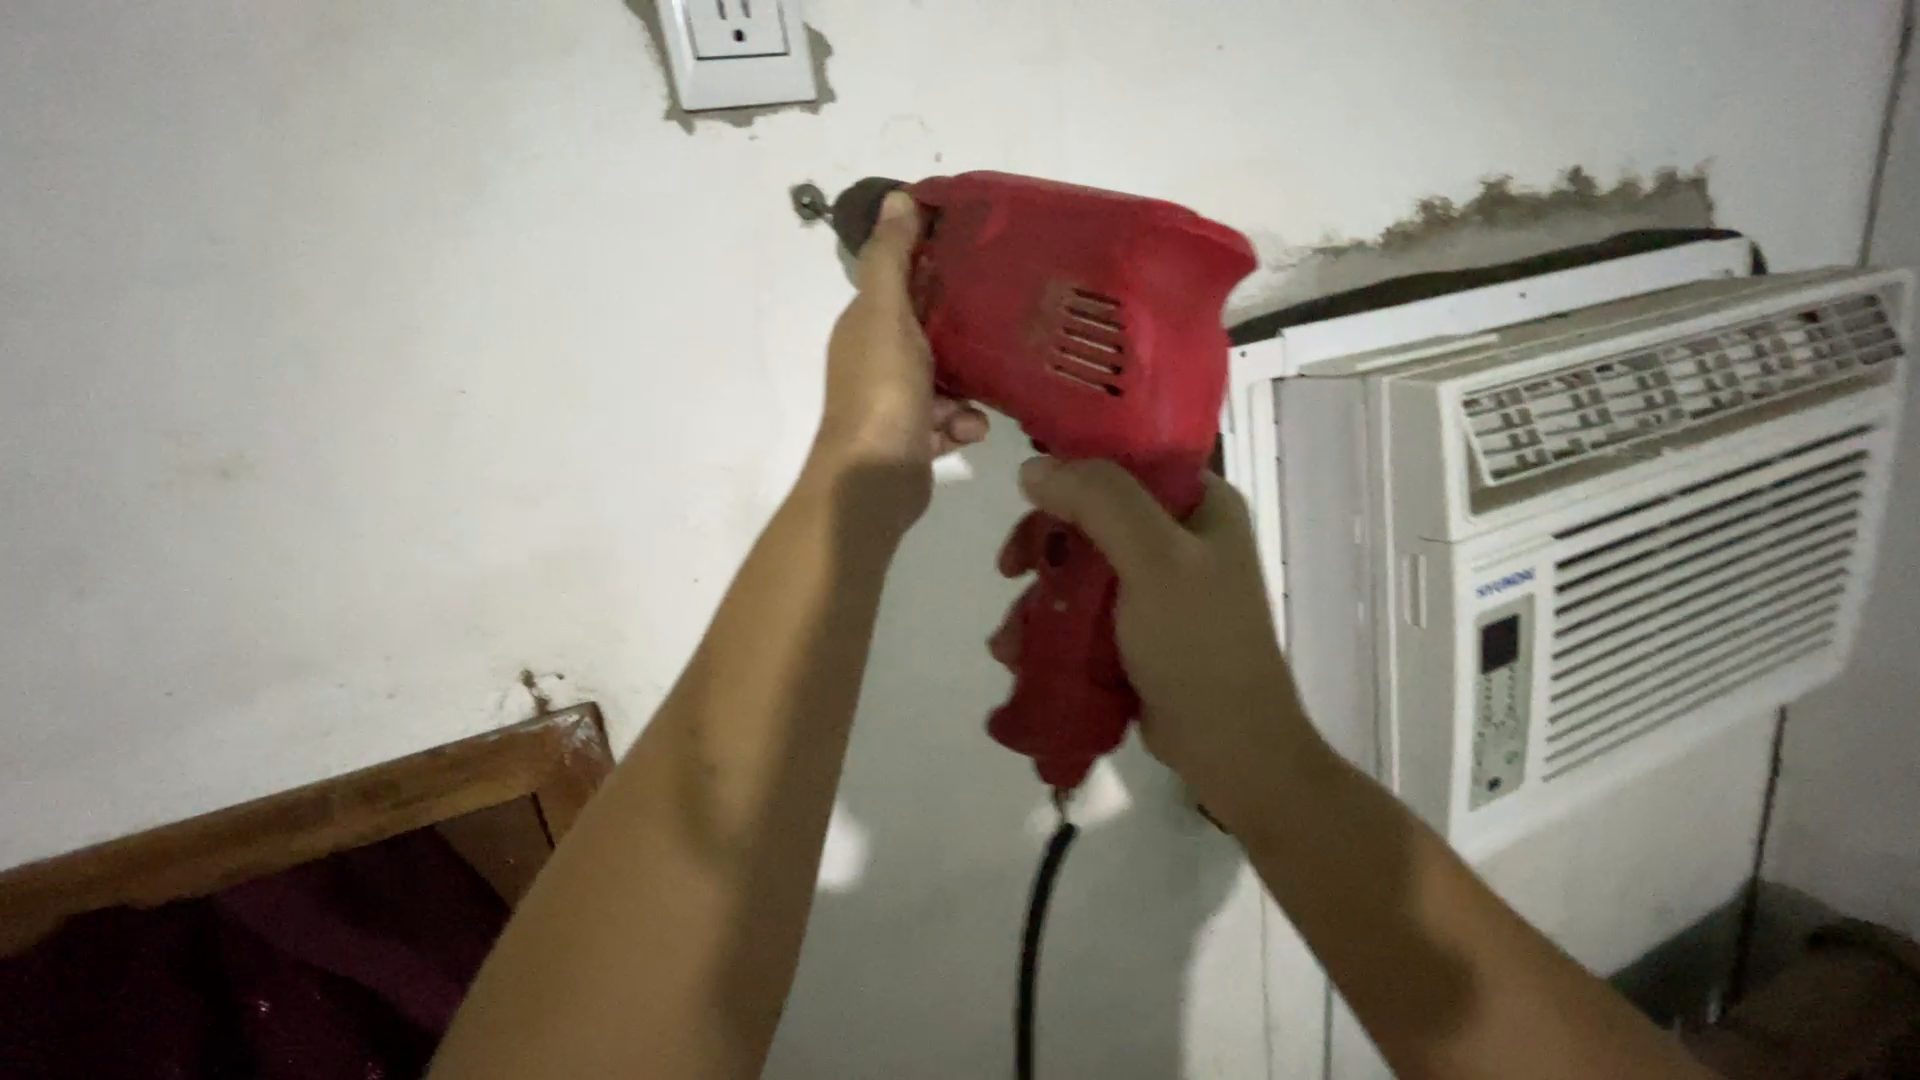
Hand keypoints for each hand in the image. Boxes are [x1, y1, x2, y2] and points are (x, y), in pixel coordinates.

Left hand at [808, 191, 988, 525]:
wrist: (875, 479)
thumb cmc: (882, 391)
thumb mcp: (885, 314)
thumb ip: (890, 258)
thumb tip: (896, 197)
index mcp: (865, 326)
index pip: (901, 283)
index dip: (934, 265)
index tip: (980, 254)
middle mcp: (877, 361)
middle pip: (929, 333)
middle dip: (964, 331)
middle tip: (1005, 321)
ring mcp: (896, 404)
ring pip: (946, 381)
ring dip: (968, 388)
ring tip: (983, 394)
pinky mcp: (915, 440)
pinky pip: (950, 422)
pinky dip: (962, 424)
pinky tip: (969, 430)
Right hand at [991, 458, 1327, 823]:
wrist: (1227, 747)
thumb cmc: (1198, 644)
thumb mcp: (1154, 560)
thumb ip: (1099, 503)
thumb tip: (1034, 468)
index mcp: (1199, 504)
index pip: (1127, 461)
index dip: (1073, 471)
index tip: (1029, 497)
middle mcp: (1180, 537)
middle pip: (1092, 518)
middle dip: (1044, 549)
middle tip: (1010, 571)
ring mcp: (1157, 586)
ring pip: (1079, 569)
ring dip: (1038, 600)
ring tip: (1008, 643)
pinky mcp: (1137, 628)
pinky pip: (1082, 610)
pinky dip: (1051, 627)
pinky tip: (1020, 655)